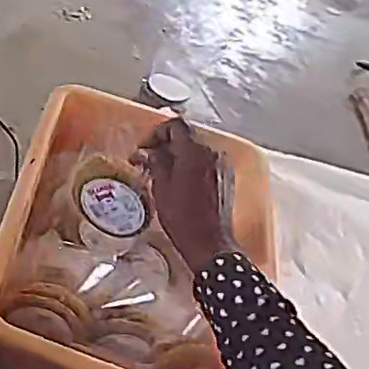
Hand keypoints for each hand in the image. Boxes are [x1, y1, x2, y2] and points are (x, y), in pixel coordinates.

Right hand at [137, 118, 236, 274]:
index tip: (143, 147)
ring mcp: (221, 165)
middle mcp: (211, 153)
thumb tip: (147, 152)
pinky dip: (189, 166)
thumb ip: (155, 162)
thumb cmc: (182, 218)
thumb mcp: (161, 188)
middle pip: (185, 137)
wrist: (209, 242)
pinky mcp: (225, 178)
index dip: (156, 133)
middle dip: (164, 145)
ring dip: (176, 156)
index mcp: (194, 153)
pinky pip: (204, 163)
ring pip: (194, 151)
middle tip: (146, 160)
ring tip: (159, 173)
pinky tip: (177, 182)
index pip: (176, 126)